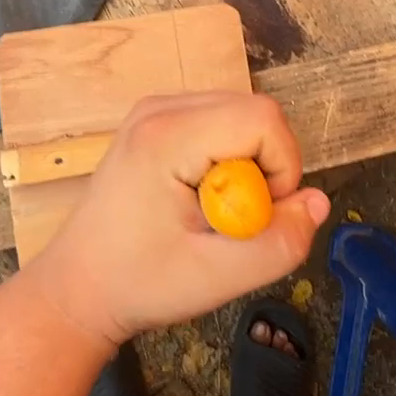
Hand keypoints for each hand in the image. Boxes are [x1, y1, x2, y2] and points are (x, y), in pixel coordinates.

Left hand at [24, 91, 331, 346]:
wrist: (77, 287)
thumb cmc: (139, 284)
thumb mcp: (218, 278)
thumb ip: (279, 243)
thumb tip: (318, 201)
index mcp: (168, 136)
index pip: (262, 118)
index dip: (283, 167)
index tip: (259, 217)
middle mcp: (160, 108)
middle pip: (254, 112)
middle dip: (267, 167)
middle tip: (237, 220)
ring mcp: (155, 110)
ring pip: (241, 116)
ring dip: (249, 165)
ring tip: (216, 212)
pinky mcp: (156, 122)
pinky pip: (219, 124)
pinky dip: (229, 159)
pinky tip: (201, 198)